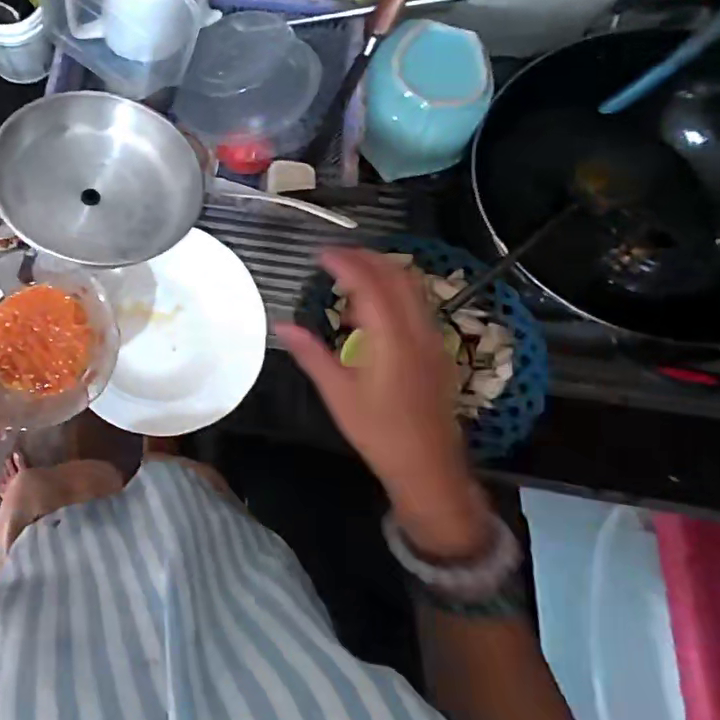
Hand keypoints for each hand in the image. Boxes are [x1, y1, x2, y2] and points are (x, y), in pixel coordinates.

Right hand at [277, 247, 491, 560]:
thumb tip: (282, 326)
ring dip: (383, 273)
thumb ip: (311, 354)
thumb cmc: (378, 431)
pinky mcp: (437, 350)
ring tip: (350, 280)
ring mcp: (432, 339)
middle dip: (367, 258)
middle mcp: (417, 329)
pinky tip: (371, 314)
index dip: (345, 262)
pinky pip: (417, 306)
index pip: (369, 283)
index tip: (321, 254)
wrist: (427, 465)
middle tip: (336, 256)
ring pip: (412, 288)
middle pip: (397, 275)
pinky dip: (394, 294)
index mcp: (390, 337)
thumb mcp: (337, 393)